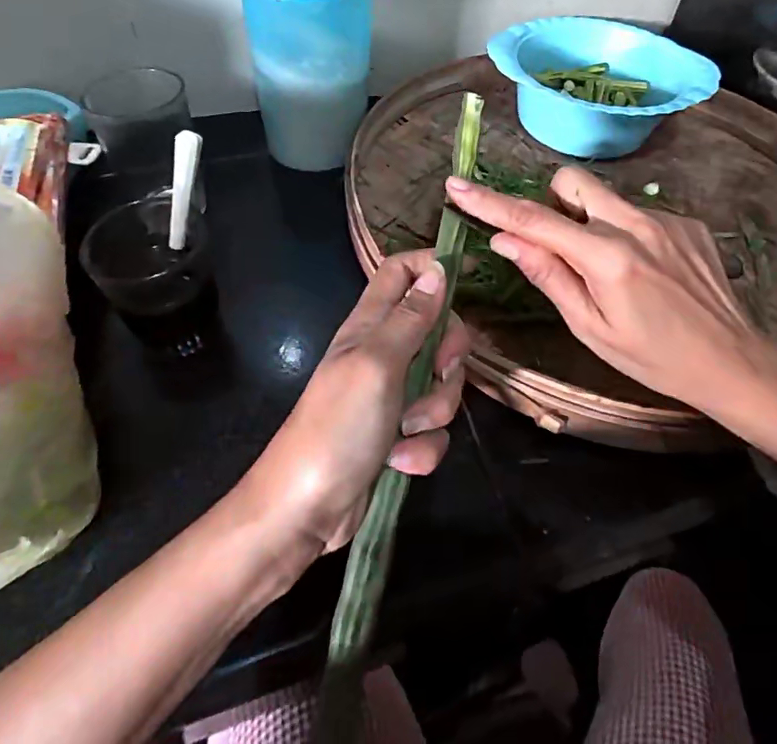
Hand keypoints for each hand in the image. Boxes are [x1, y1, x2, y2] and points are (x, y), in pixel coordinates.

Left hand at [240, 251, 473, 554]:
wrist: (305, 511)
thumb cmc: (337, 427)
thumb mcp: (377, 364)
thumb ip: (410, 319)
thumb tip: (437, 270)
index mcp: (370, 325)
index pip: (402, 271)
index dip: (433, 265)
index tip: (471, 274)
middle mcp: (382, 353)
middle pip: (438, 330)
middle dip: (449, 355)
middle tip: (438, 372)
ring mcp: (390, 395)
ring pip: (442, 384)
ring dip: (434, 411)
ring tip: (404, 430)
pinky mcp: (397, 434)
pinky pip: (433, 429)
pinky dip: (422, 447)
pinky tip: (398, 461)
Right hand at [445, 168, 776, 463]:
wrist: (732, 361)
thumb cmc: (653, 358)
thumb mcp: (591, 328)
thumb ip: (548, 275)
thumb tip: (505, 240)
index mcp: (606, 256)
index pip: (533, 220)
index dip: (490, 203)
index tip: (457, 186)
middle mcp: (634, 223)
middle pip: (570, 181)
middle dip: (552, 202)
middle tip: (559, 244)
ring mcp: (665, 217)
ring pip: (606, 197)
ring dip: (591, 220)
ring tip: (612, 270)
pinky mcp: (687, 221)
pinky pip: (637, 212)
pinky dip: (626, 232)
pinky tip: (647, 272)